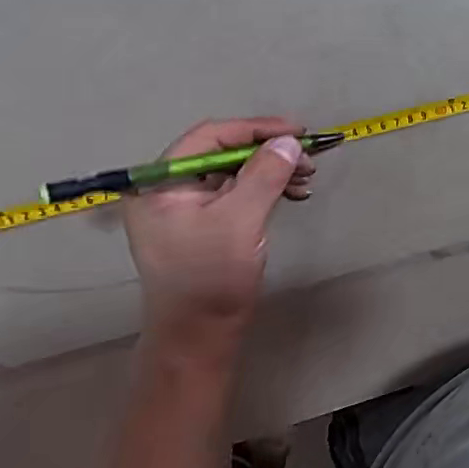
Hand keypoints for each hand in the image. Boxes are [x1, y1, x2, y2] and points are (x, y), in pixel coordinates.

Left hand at [122, 117, 316, 333]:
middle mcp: (169, 189)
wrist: (199, 338)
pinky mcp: (206, 226)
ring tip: (307, 179)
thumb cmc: (211, 278)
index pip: (211, 138)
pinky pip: (237, 194)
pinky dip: (266, 190)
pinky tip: (293, 194)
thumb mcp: (240, 220)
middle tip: (308, 160)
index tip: (297, 132)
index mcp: (161, 182)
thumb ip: (264, 175)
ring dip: (272, 171)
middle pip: (224, 154)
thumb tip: (289, 142)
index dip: (256, 129)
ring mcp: (187, 209)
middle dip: (269, 153)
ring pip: (235, 174)